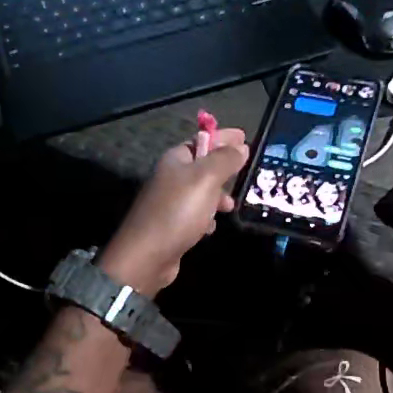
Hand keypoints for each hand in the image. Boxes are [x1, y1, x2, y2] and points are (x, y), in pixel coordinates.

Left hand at [99, 126, 248, 293]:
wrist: (147, 255)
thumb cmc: (178, 211)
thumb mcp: (206, 178)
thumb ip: (225, 160)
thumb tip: (240, 146)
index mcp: (175, 160)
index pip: (201, 140)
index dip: (223, 138)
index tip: (245, 137)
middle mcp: (171, 178)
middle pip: (203, 167)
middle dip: (224, 171)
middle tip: (244, 174)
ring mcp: (170, 203)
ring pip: (202, 193)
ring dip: (218, 199)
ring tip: (230, 207)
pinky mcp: (173, 226)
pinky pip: (196, 216)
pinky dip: (206, 220)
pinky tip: (211, 228)